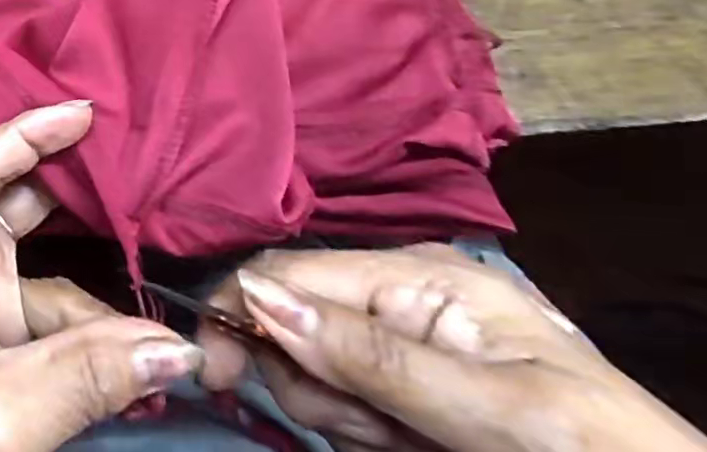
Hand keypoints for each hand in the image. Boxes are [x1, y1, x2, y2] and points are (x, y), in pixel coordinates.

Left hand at [0, 102, 205, 451]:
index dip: (30, 131)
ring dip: (74, 217)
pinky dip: (84, 294)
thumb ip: (92, 372)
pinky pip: (43, 276)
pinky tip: (126, 324)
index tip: (84, 110)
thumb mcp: (4, 413)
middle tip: (107, 135)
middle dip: (50, 155)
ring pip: (21, 217)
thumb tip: (178, 347)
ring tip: (127, 199)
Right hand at [198, 243, 706, 451]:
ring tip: (401, 445)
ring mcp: (405, 338)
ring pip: (315, 362)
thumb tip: (255, 292)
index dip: (241, 309)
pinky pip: (346, 395)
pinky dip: (359, 427)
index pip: (295, 271)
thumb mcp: (494, 413)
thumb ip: (373, 354)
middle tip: (370, 435)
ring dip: (339, 411)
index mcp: (419, 274)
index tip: (211, 374)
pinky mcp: (407, 382)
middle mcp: (401, 292)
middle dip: (311, 380)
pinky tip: (402, 445)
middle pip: (296, 318)